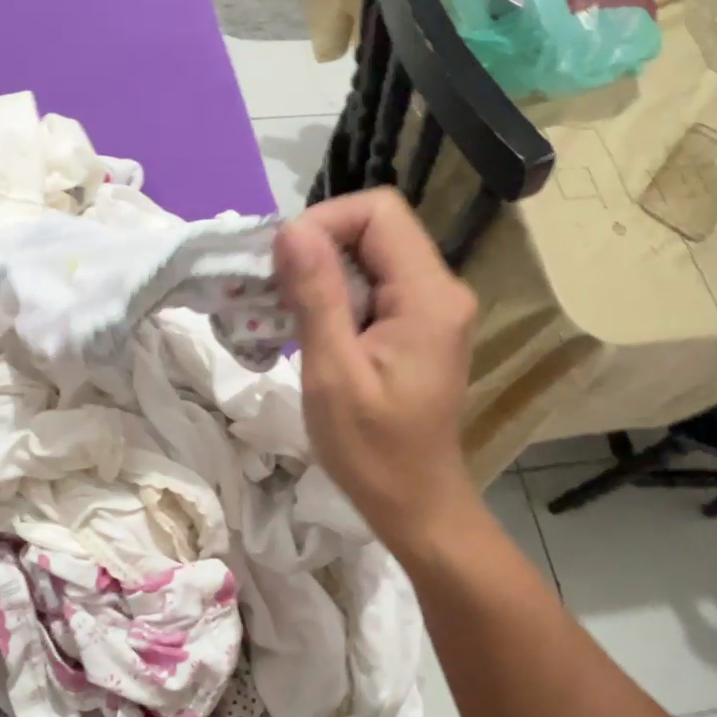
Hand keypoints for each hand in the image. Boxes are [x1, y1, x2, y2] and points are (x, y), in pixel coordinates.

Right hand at [276, 189, 478, 542]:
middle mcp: (441, 290)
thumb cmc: (373, 450)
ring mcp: (434, 308)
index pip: (379, 211)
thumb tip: (291, 228)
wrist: (415, 504)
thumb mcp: (333, 373)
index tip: (283, 263)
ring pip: (372, 256)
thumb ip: (316, 295)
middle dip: (318, 248)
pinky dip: (338, 296)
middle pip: (376, 229)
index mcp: (428, 296)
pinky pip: (377, 286)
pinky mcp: (420, 327)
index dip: (325, 221)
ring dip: (323, 273)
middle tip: (275, 289)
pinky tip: (310, 328)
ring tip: (285, 310)